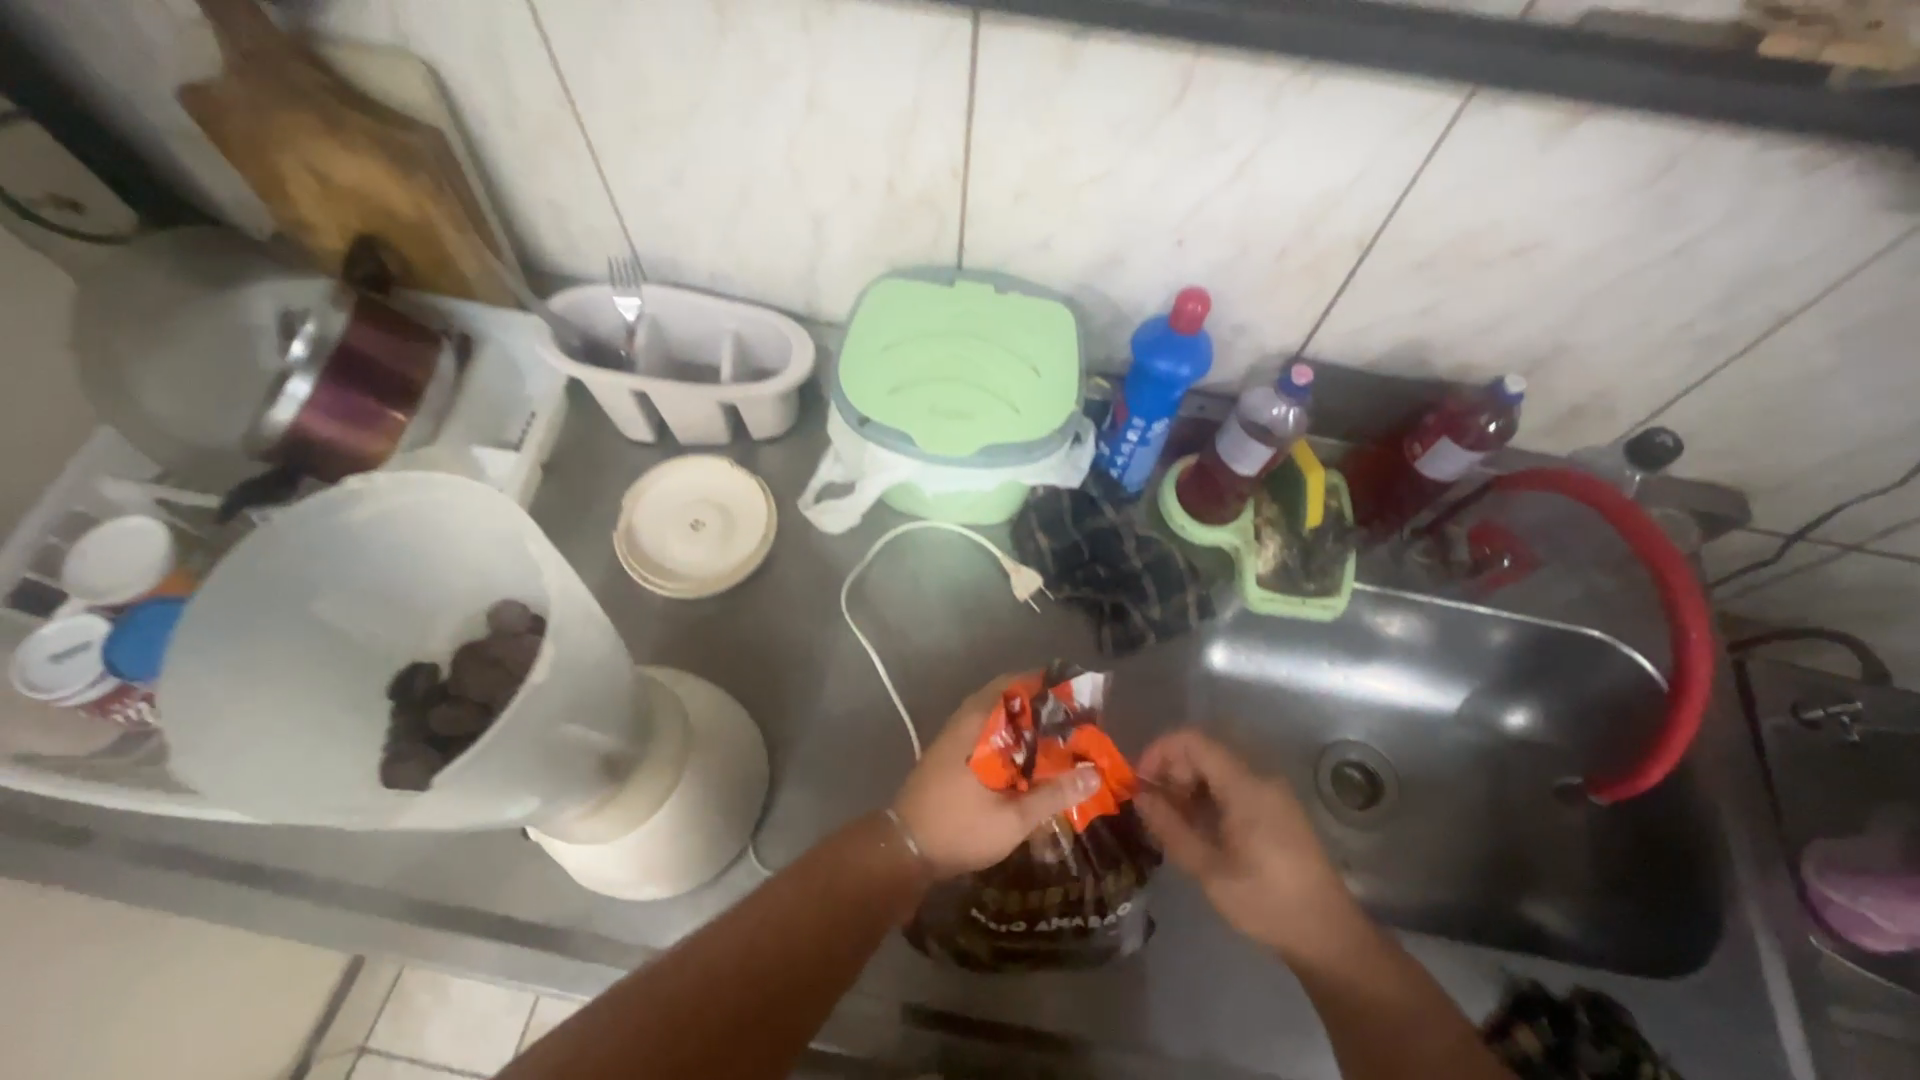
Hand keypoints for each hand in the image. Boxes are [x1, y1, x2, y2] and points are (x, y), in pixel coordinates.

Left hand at [891, 674, 1102, 879]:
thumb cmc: (958, 829)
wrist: (903, 852)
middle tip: (1074, 720)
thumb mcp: (1013, 818)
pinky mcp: (949, 756)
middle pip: (1006, 698)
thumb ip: (1054, 794)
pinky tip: (1030, 760)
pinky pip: (986, 734)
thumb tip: (1094, 773)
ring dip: (1025, 723)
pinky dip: (1010, 738)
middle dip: (1040, 705)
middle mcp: (963, 721)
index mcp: (976, 724)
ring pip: (995, 716)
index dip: (1048, 686)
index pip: (1015, 685)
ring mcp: (953, 738)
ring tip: (1059, 739)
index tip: (1078, 694)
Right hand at [1133, 728, 1359, 957]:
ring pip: (1218, 770)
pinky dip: (1208, 799)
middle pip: (1205, 752)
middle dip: (1171, 771)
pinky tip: (1197, 832)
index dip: (1159, 752)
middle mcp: (1261, 779)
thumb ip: (1170, 827)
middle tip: (1152, 808)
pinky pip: (1234, 788)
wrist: (1327, 934)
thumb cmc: (1265, 901)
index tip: (1139, 784)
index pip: (1193, 741)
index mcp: (1246, 786)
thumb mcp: (1208, 869)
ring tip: (1170, 823)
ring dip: (1188, 787)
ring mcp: (1272, 794)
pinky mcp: (1277, 812)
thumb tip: (1140, 797)